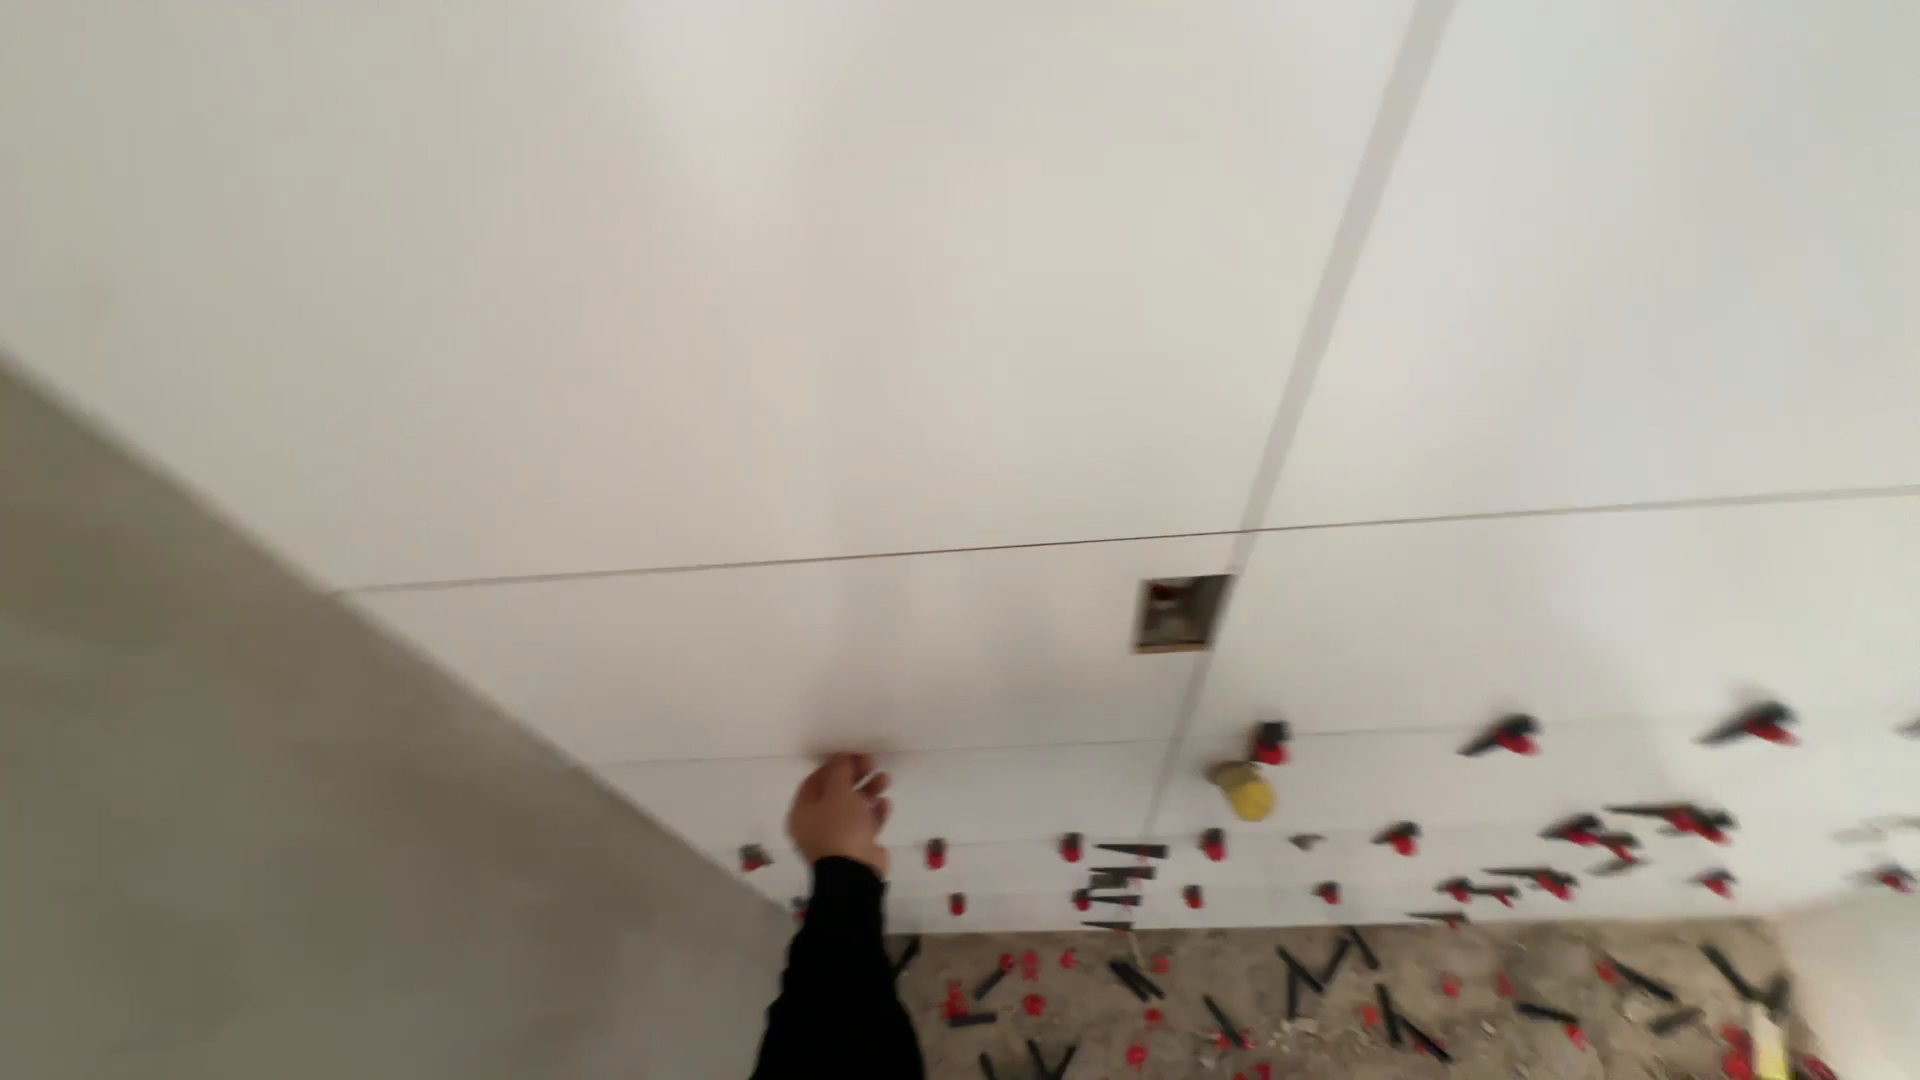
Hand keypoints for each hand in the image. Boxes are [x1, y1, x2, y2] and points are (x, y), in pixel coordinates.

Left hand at [787, 753, 891, 875]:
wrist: (854, 873)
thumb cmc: (840, 827)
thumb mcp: (838, 792)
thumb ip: (840, 771)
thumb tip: (842, 759)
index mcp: (802, 812)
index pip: (815, 781)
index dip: (833, 765)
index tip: (852, 755)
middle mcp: (816, 824)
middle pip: (835, 792)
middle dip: (855, 776)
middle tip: (872, 763)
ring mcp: (836, 837)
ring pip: (853, 807)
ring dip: (869, 790)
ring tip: (885, 780)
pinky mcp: (856, 847)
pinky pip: (865, 823)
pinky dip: (875, 812)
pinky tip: (885, 804)